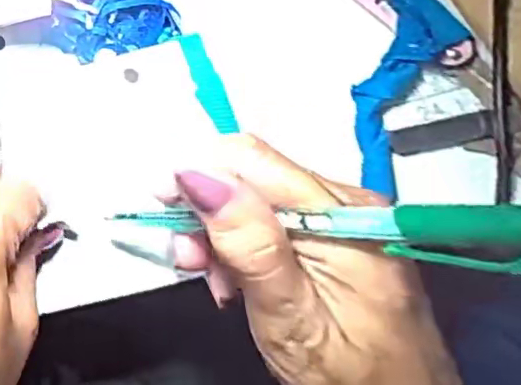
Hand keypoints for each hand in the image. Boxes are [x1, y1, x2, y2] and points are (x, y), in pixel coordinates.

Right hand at [167, 134, 460, 384]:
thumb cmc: (353, 381)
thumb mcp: (292, 319)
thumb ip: (250, 245)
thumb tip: (197, 175)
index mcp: (344, 216)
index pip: (248, 157)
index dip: (198, 174)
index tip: (167, 209)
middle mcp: (344, 201)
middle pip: (245, 172)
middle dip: (206, 209)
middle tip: (190, 257)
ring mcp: (338, 214)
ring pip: (247, 191)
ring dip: (217, 227)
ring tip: (213, 274)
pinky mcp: (329, 229)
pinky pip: (263, 210)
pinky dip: (237, 237)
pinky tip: (234, 272)